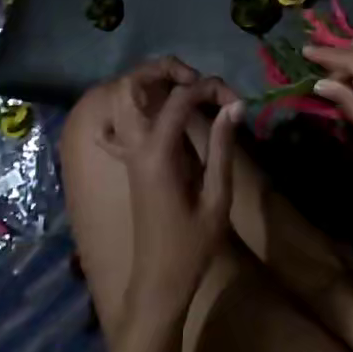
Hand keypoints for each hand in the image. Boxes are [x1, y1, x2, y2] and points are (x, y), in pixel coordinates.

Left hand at [95, 73, 241, 322]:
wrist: (159, 280)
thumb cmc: (192, 245)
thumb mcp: (217, 197)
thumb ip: (222, 148)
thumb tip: (234, 106)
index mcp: (158, 153)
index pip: (178, 98)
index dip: (210, 88)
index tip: (236, 101)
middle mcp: (136, 146)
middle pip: (133, 86)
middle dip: (165, 71)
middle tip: (199, 81)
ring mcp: (128, 154)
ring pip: (122, 102)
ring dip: (150, 85)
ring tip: (185, 90)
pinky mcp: (130, 163)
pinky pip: (116, 128)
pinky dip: (128, 113)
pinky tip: (150, 114)